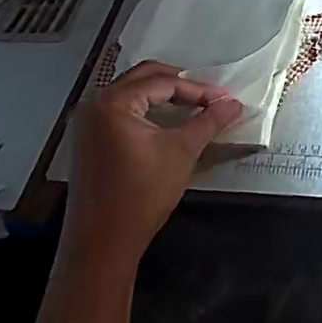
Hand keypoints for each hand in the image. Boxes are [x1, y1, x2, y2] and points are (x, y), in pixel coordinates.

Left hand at [67, 60, 243, 267]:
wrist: (102, 244)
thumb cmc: (141, 195)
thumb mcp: (181, 153)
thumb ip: (208, 122)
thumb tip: (233, 104)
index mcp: (113, 102)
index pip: (163, 82)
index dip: (198, 89)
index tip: (226, 100)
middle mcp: (95, 104)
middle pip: (144, 78)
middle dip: (180, 84)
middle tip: (210, 97)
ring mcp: (87, 123)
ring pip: (131, 93)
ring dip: (163, 95)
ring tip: (193, 106)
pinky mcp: (88, 141)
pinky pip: (121, 111)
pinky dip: (146, 110)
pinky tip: (167, 122)